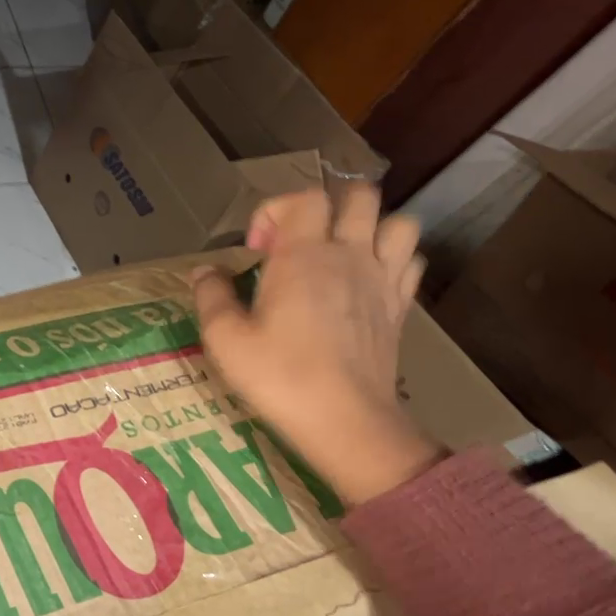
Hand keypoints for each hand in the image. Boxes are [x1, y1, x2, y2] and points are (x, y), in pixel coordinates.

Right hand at [191, 186, 444, 505]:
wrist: (343, 418)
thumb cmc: (277, 375)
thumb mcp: (223, 338)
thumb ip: (212, 295)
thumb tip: (205, 271)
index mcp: (303, 256)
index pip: (303, 199)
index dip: (274, 211)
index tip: (255, 250)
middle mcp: (349, 256)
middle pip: (359, 197)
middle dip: (326, 207)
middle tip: (297, 243)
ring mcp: (383, 279)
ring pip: (396, 222)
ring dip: (368, 227)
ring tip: (338, 253)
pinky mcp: (401, 305)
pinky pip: (410, 259)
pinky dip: (391, 257)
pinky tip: (366, 280)